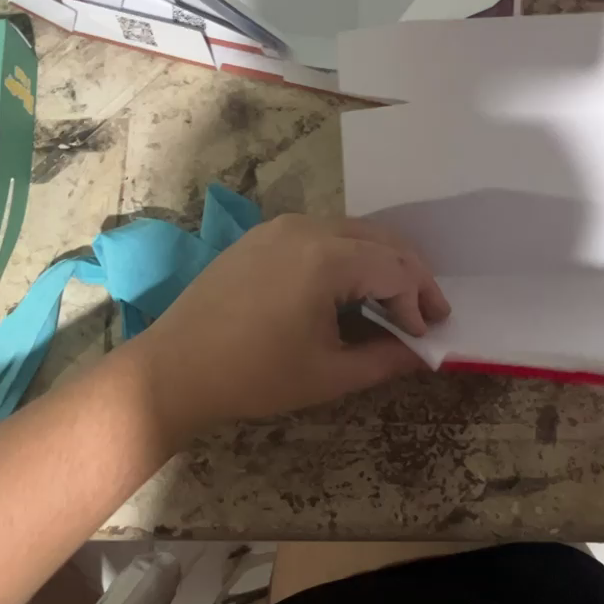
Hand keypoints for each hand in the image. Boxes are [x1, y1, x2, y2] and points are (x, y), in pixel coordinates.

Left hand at [119, 214, 448, 440]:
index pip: (395, 269)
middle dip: (411, 275)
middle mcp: (307, 228)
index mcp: (326, 258)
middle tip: (427, 312)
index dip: (419, 301)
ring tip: (394, 300)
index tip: (426, 335)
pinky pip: (321, 234)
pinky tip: (349, 288)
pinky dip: (348, 255)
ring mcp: (280, 227)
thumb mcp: (329, 374)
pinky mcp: (261, 235)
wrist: (175, 368)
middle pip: (381, 240)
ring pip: (352, 232)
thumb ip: (386, 358)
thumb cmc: (255, 376)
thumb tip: (423, 352)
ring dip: (381, 262)